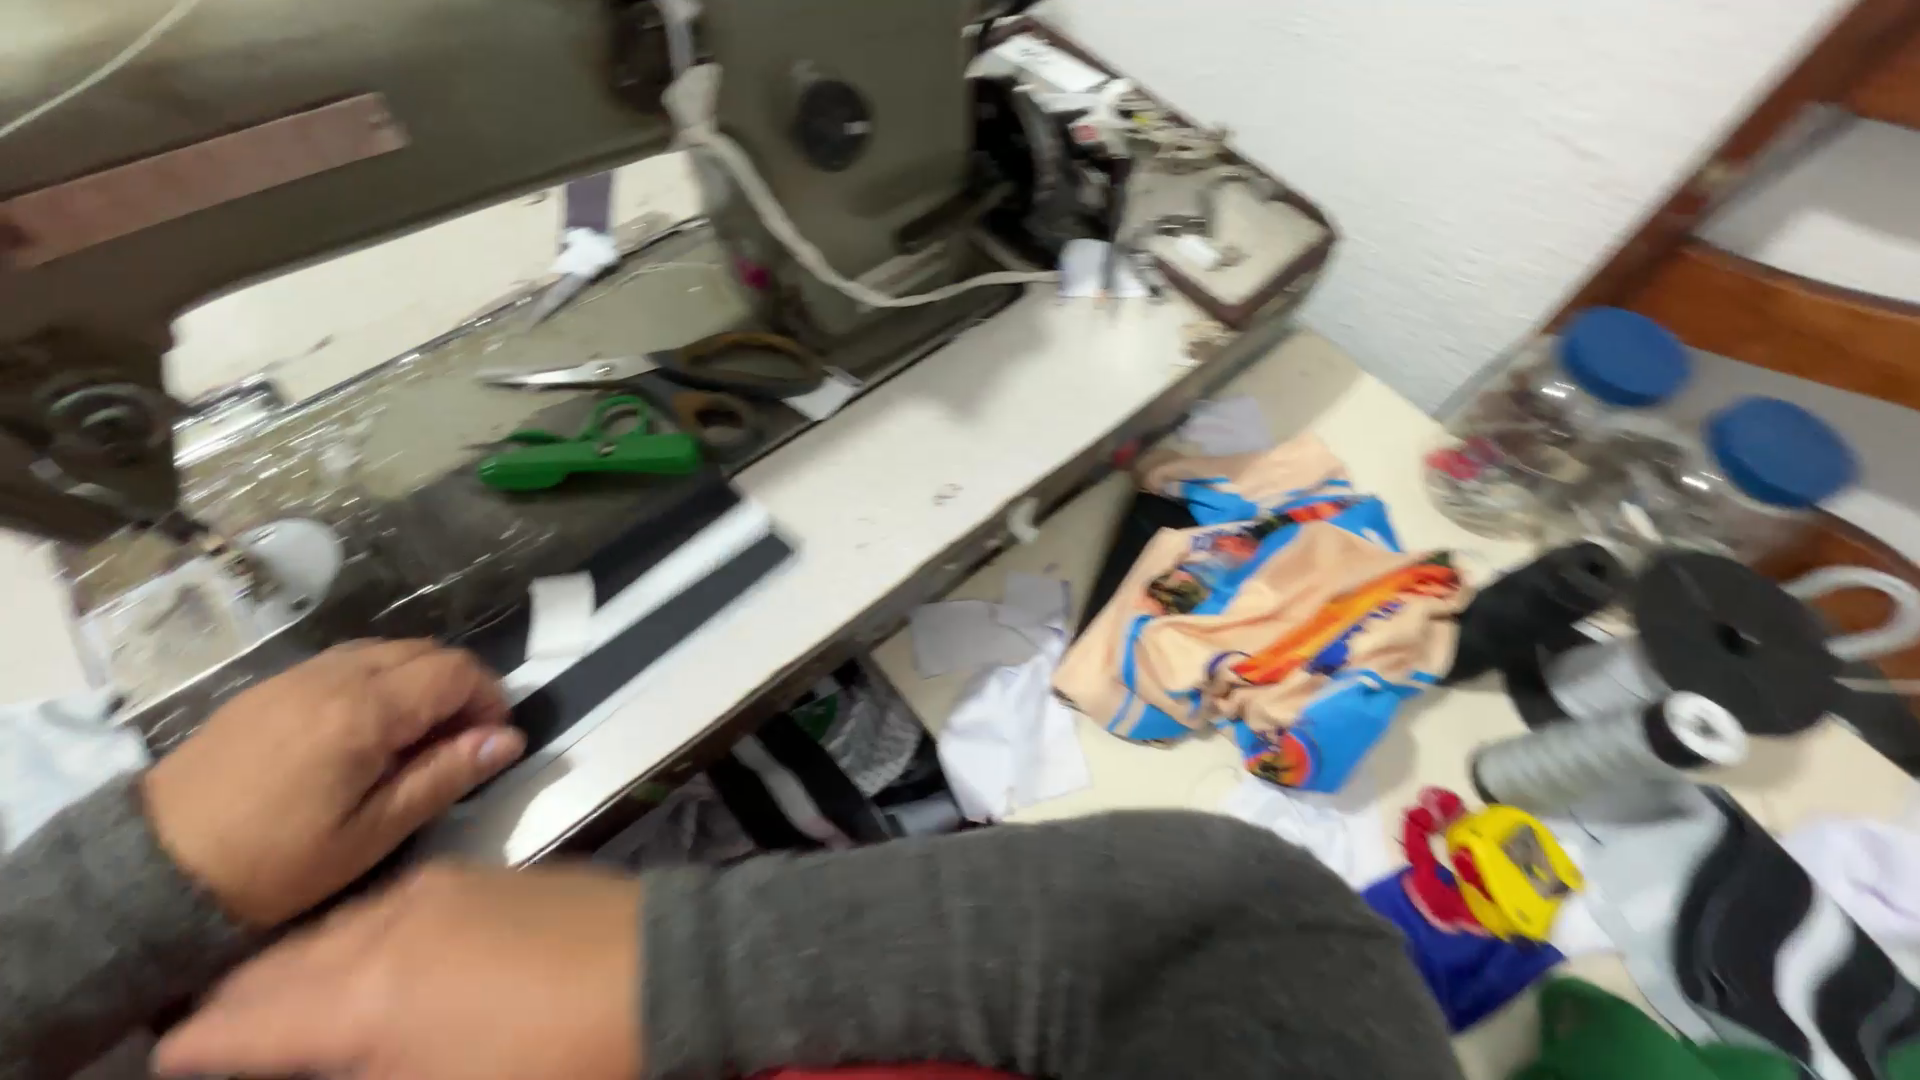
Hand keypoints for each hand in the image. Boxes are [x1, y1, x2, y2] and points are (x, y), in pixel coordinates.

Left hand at [142, 639, 525, 927]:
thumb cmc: (273, 863)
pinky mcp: (271, 687)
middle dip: (461, 687)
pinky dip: (381, 680)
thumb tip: (509, 739)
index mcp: (364, 711)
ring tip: (414, 735)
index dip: (490, 699)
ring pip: (390, 650)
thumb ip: (447, 775)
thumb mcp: (373, 832)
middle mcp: (334, 676)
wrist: (144, 875)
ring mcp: (298, 676)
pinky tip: (367, 729)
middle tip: (458, 741)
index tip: (490, 742)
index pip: (457, 671)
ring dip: (421, 681)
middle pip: (428, 651)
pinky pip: (350, 661)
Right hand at [152, 862, 642, 1079]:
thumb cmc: (554, 1057)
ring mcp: (453, 886)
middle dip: (243, 1000)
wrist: (660, 967)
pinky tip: (373, 950)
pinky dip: (366, 929)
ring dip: (305, 959)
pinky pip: (402, 899)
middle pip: (287, 961)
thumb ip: (361, 1072)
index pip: (243, 1022)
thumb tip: (334, 1059)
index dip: (198, 1047)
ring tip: (283, 991)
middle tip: (216, 1030)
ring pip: (344, 922)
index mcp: (366, 992)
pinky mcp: (497, 874)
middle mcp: (395, 923)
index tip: (168, 1062)